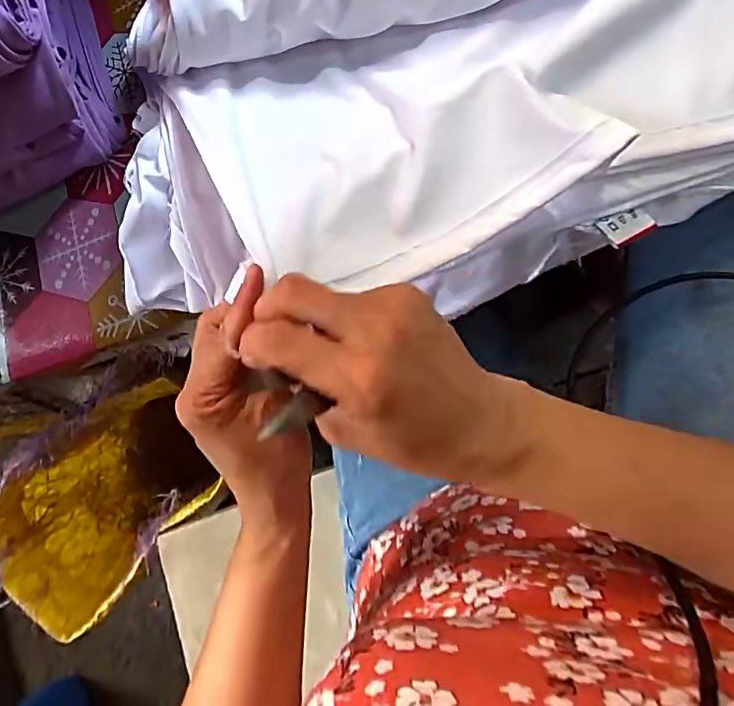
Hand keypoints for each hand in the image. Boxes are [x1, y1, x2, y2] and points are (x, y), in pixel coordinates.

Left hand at [176, 265, 312, 530]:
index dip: (243, 309)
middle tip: (273, 300)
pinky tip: (266, 332)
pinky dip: (242, 336)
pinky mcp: (209, 390)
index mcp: (201, 397)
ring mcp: (197, 390)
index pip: (219, 338)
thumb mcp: (282, 409)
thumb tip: (275, 318)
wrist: (273, 506)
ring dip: (240, 321)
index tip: (259, 275)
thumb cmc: (280, 467)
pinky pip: (222, 350)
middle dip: (239, 311)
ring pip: (214, 335)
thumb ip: (272, 363)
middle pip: (210, 330)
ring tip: (271, 313)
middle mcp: (190, 389)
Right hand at [237, 275, 530, 482]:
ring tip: (322, 342)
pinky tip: (358, 338)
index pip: (277, 338)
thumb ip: (303, 390)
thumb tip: (273, 355)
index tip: (249, 351)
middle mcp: (372, 329)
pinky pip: (350, 295)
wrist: (484, 421)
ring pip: (319, 292)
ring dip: (308, 314)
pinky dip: (340, 315)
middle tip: (269, 330)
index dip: (250, 340)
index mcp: (357, 376)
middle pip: (292, 290)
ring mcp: (391, 303)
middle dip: (267, 308)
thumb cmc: (415, 442)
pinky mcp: (404, 292)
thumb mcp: (348, 433)